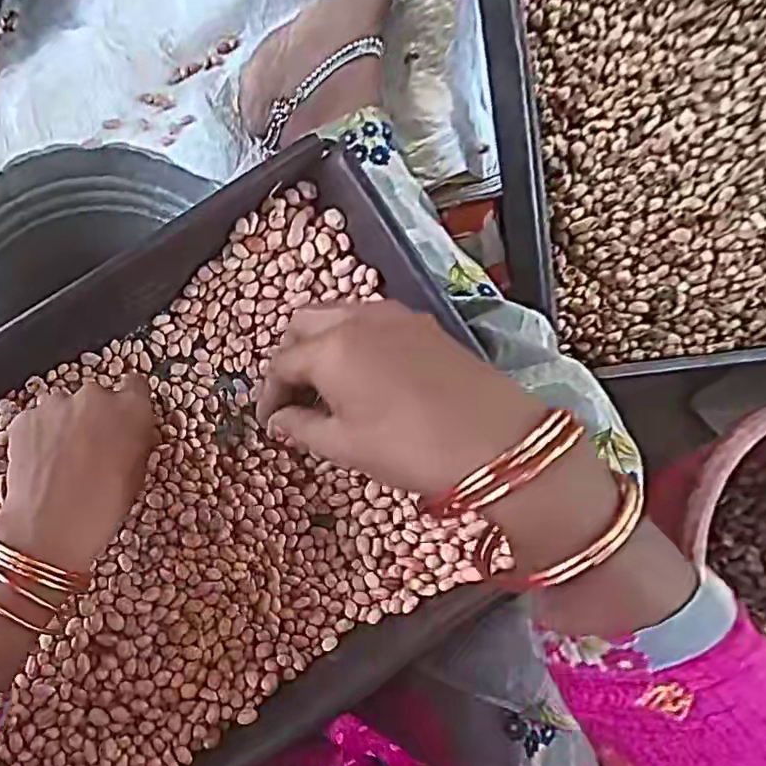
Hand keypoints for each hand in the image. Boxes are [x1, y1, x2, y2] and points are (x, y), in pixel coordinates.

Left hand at [0, 375, 158, 573]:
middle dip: (94, 417)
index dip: (130, 403)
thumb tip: (129, 434)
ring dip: (65, 425)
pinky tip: (42, 464)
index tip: (124, 418)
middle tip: (91, 449)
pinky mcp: (26, 416)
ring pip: (64, 407)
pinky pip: (38, 420)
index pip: (136, 386)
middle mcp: (95, 396)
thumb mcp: (136, 476)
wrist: (50, 526)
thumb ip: (135, 442)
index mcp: (132, 409)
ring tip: (63, 461)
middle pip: (97, 397)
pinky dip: (40, 435)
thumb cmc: (102, 508)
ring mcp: (56, 403)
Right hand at [255, 299, 696, 635]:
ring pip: (338, 316)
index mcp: (331, 348)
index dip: (268, 395)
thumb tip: (276, 422)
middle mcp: (358, 319)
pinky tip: (362, 377)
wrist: (497, 442)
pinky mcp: (423, 325)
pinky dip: (352, 342)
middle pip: (303, 325)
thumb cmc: (409, 448)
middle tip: (292, 398)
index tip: (268, 422)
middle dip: (289, 358)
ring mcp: (395, 316)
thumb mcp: (345, 446)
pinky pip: (371, 322)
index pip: (281, 364)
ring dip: (320, 345)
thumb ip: (301, 428)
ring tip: (324, 388)